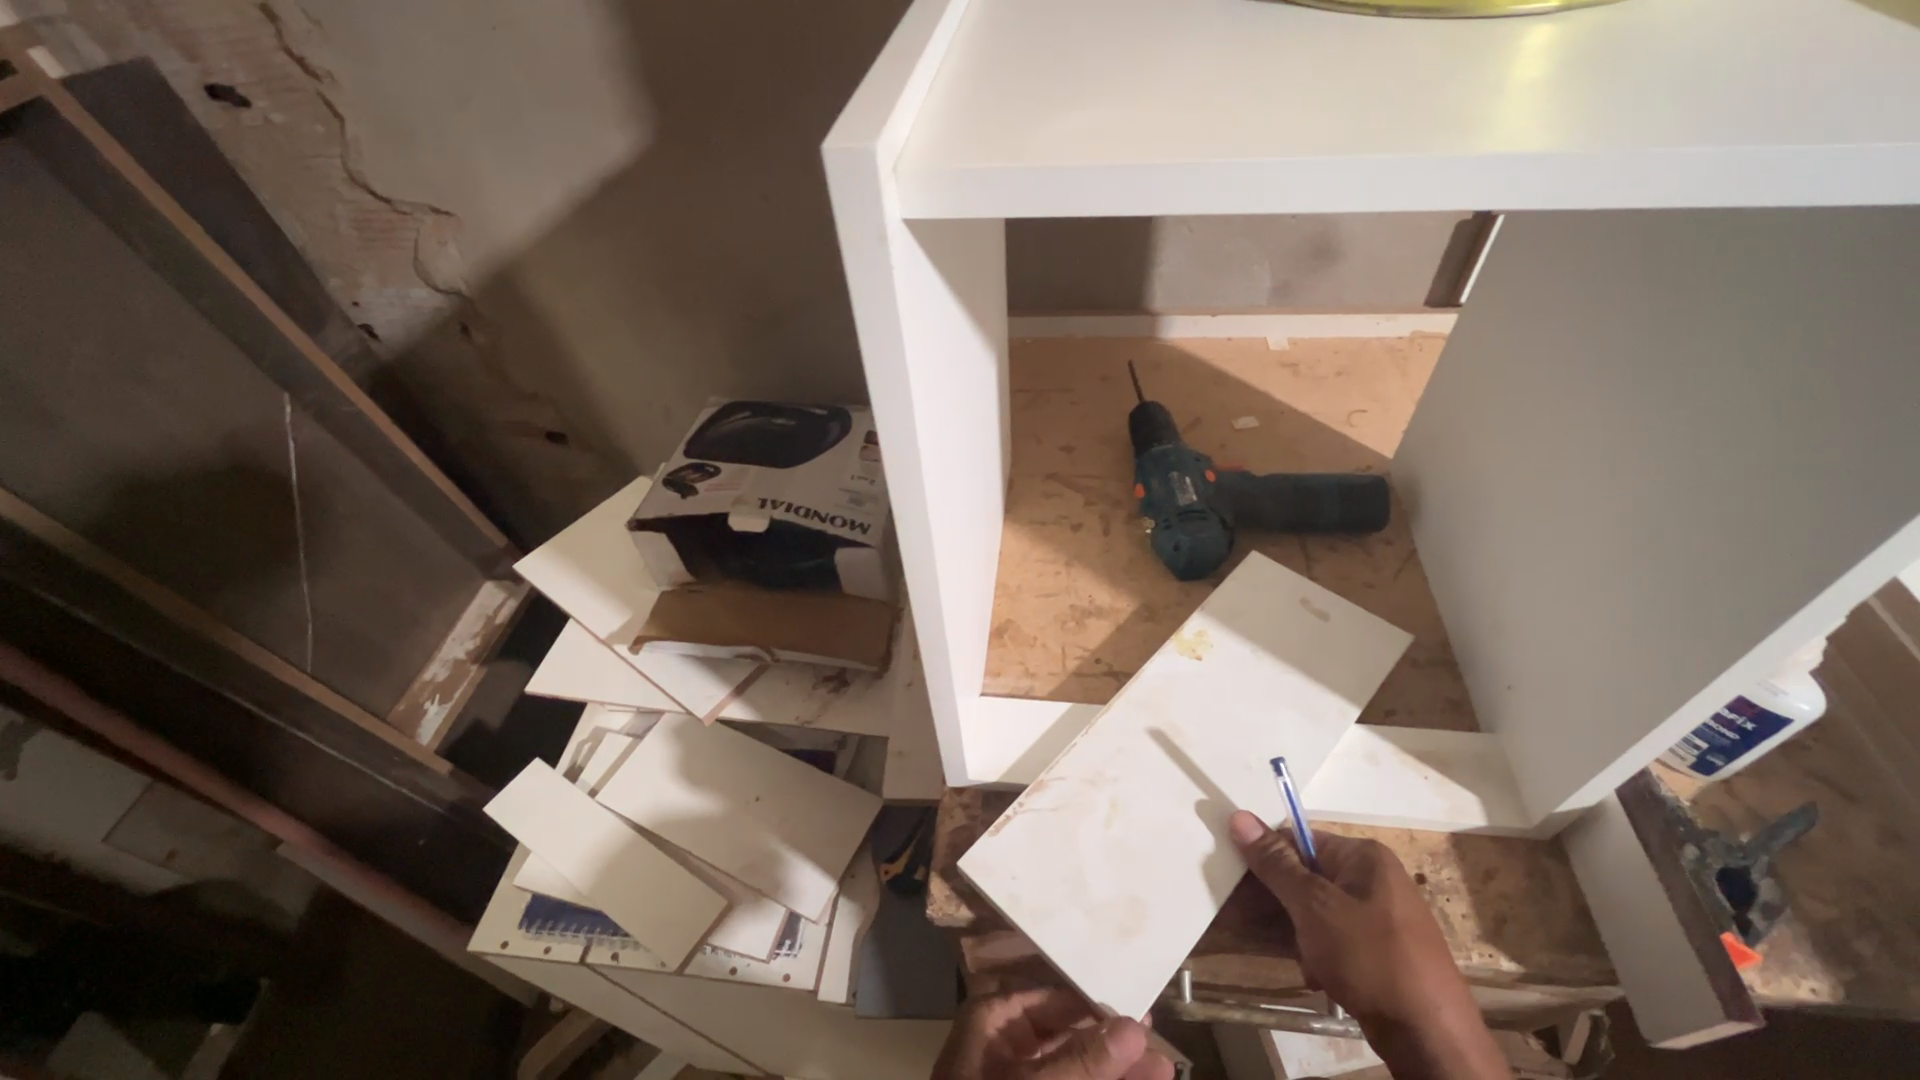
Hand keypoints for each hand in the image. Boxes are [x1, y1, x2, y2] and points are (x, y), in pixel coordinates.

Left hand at [930, 987, 1174, 1079]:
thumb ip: (1084, 1060)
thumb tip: (1136, 1028)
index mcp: (995, 1021)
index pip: (1056, 999)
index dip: (1100, 1006)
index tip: (1143, 1011)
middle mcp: (1006, 1045)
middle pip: (1071, 1036)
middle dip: (1116, 1046)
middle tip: (1159, 1045)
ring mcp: (1018, 1078)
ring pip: (1076, 1069)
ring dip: (1116, 1073)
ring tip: (1163, 1072)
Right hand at [1229, 812, 1509, 1079]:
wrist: (1430, 1036)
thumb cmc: (1370, 957)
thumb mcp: (1313, 906)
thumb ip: (1275, 863)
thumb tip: (1239, 816)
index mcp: (1364, 857)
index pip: (1299, 839)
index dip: (1264, 855)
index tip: (1231, 874)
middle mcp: (1373, 880)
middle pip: (1305, 875)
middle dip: (1272, 898)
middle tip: (1236, 915)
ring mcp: (1378, 917)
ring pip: (1315, 910)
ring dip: (1290, 929)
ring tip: (1270, 948)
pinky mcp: (1378, 952)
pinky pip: (1332, 938)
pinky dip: (1314, 951)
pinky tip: (1308, 974)